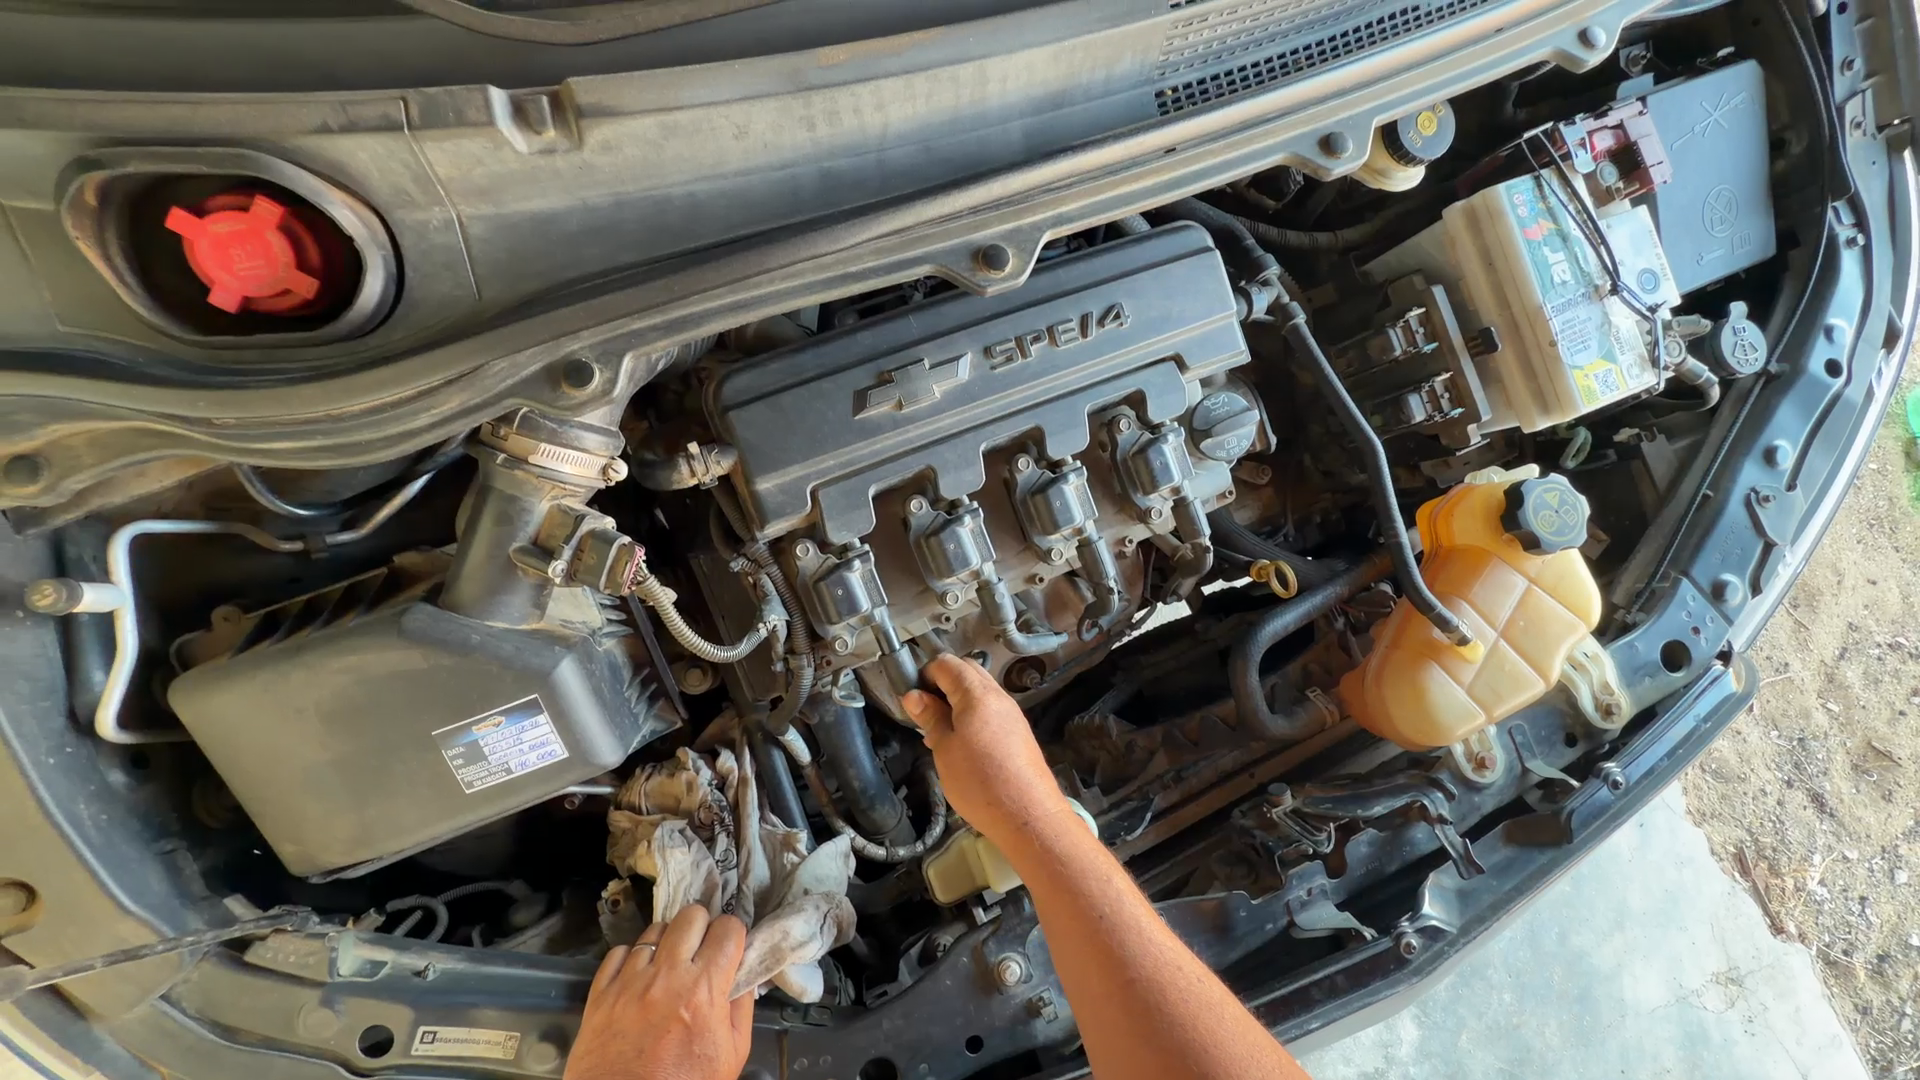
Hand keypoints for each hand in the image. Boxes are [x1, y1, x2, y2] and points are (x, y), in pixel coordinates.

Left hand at [564, 906, 752, 1079]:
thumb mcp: (732, 1054)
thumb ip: (742, 1007)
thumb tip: (744, 974)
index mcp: (704, 989)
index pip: (728, 928)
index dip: (733, 935)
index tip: (730, 949)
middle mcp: (667, 975)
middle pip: (691, 915)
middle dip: (702, 928)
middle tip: (700, 952)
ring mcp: (630, 982)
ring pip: (655, 929)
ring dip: (667, 941)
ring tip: (668, 965)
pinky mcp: (600, 994)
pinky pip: (619, 952)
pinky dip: (632, 959)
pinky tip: (639, 977)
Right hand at [901, 653, 1075, 850]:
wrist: (1028, 815)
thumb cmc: (980, 782)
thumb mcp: (944, 750)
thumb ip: (930, 718)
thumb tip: (913, 695)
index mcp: (977, 694)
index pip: (947, 663)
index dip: (925, 675)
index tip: (912, 699)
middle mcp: (998, 695)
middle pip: (966, 671)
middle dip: (942, 683)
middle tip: (925, 712)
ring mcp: (1011, 713)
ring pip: (980, 690)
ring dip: (957, 700)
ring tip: (940, 731)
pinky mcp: (1018, 731)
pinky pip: (991, 709)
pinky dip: (973, 715)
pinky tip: (962, 744)